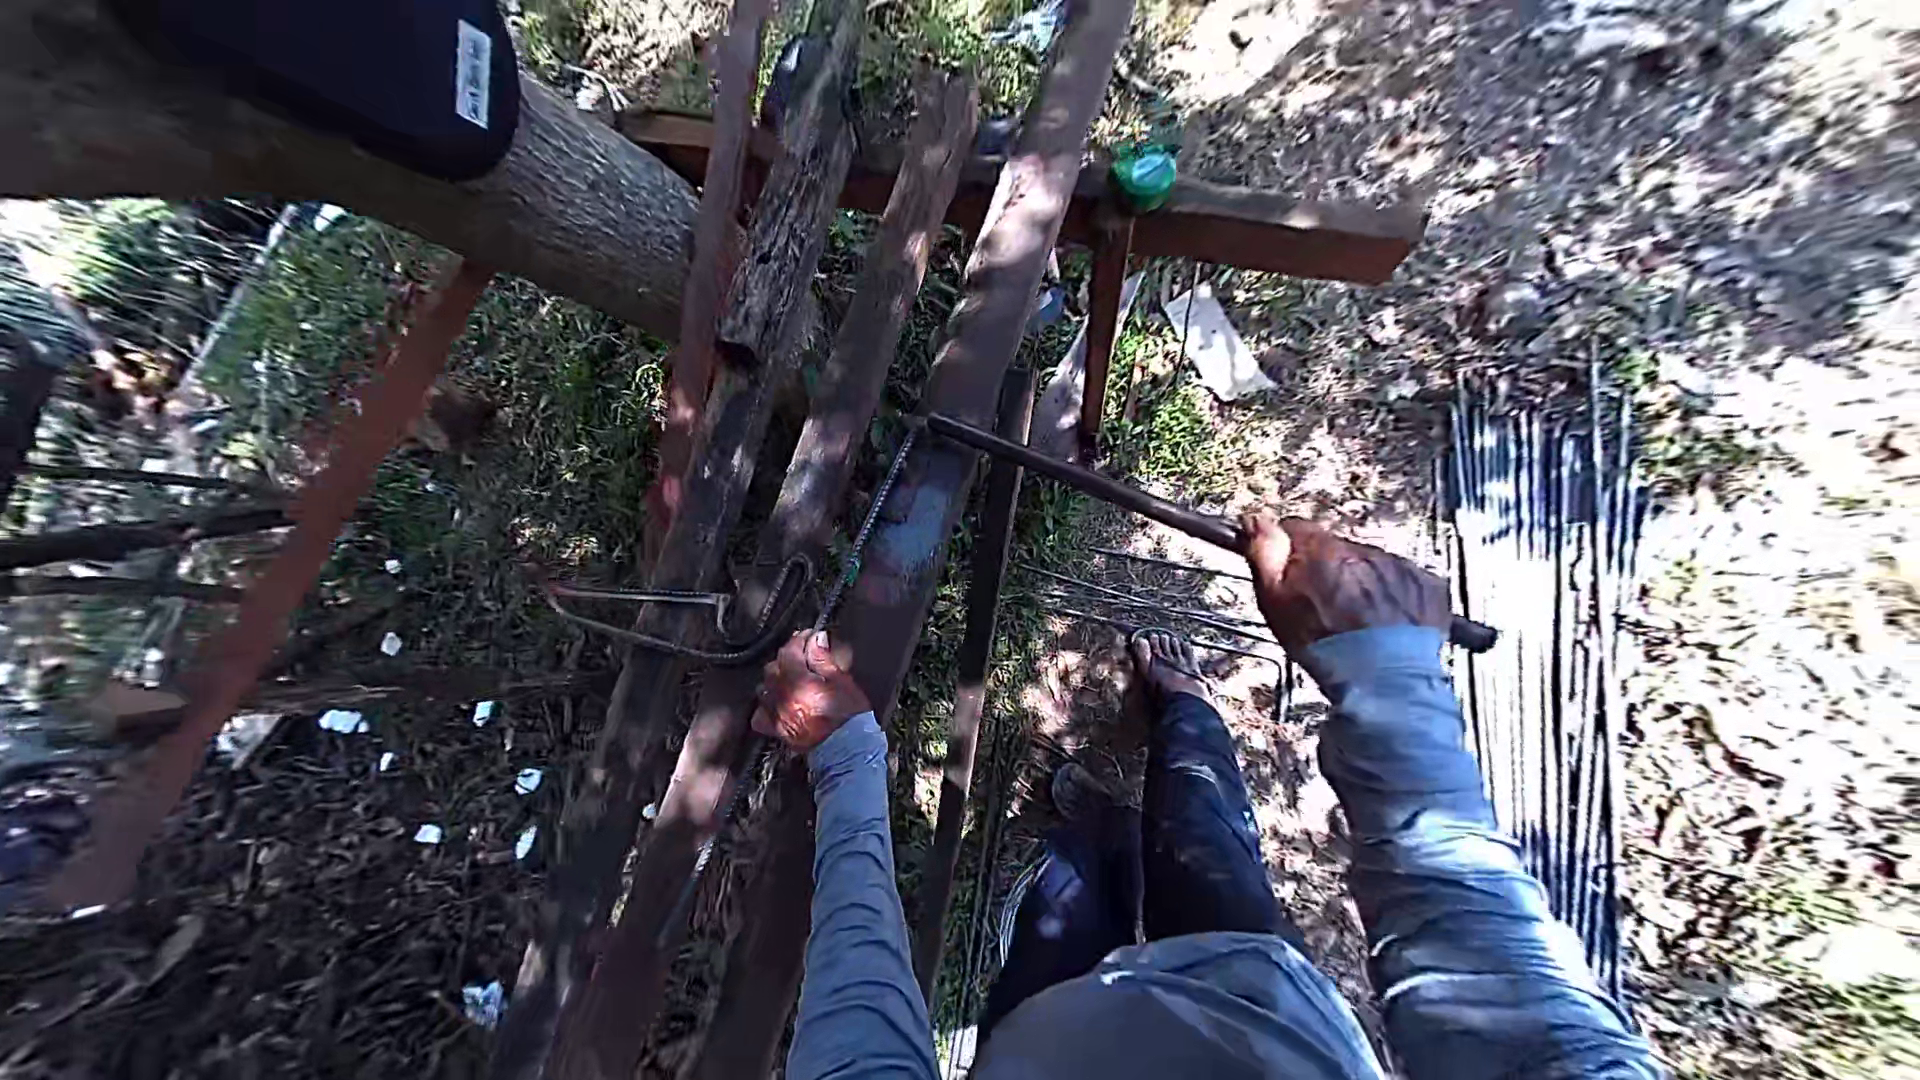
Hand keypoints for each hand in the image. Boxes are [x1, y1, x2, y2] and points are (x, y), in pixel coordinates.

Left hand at [752, 629, 872, 751]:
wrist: (849, 750)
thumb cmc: (849, 716)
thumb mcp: (841, 680)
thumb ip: (823, 659)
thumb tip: (815, 639)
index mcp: (798, 683)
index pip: (789, 652)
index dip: (798, 639)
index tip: (809, 636)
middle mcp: (782, 699)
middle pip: (773, 667)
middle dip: (787, 657)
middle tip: (803, 653)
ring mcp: (777, 716)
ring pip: (764, 687)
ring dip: (775, 678)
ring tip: (791, 675)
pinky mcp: (777, 731)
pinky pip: (760, 714)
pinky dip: (766, 704)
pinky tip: (777, 700)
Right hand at [1241, 512, 1451, 655]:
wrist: (1381, 677)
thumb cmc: (1321, 641)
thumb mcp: (1272, 598)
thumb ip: (1263, 553)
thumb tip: (1256, 520)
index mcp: (1320, 550)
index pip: (1296, 528)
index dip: (1287, 550)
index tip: (1287, 570)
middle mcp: (1361, 549)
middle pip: (1334, 548)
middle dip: (1326, 568)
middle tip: (1320, 603)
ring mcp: (1396, 566)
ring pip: (1367, 563)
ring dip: (1358, 581)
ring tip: (1352, 616)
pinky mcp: (1425, 584)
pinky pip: (1400, 578)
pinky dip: (1390, 593)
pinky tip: (1380, 619)